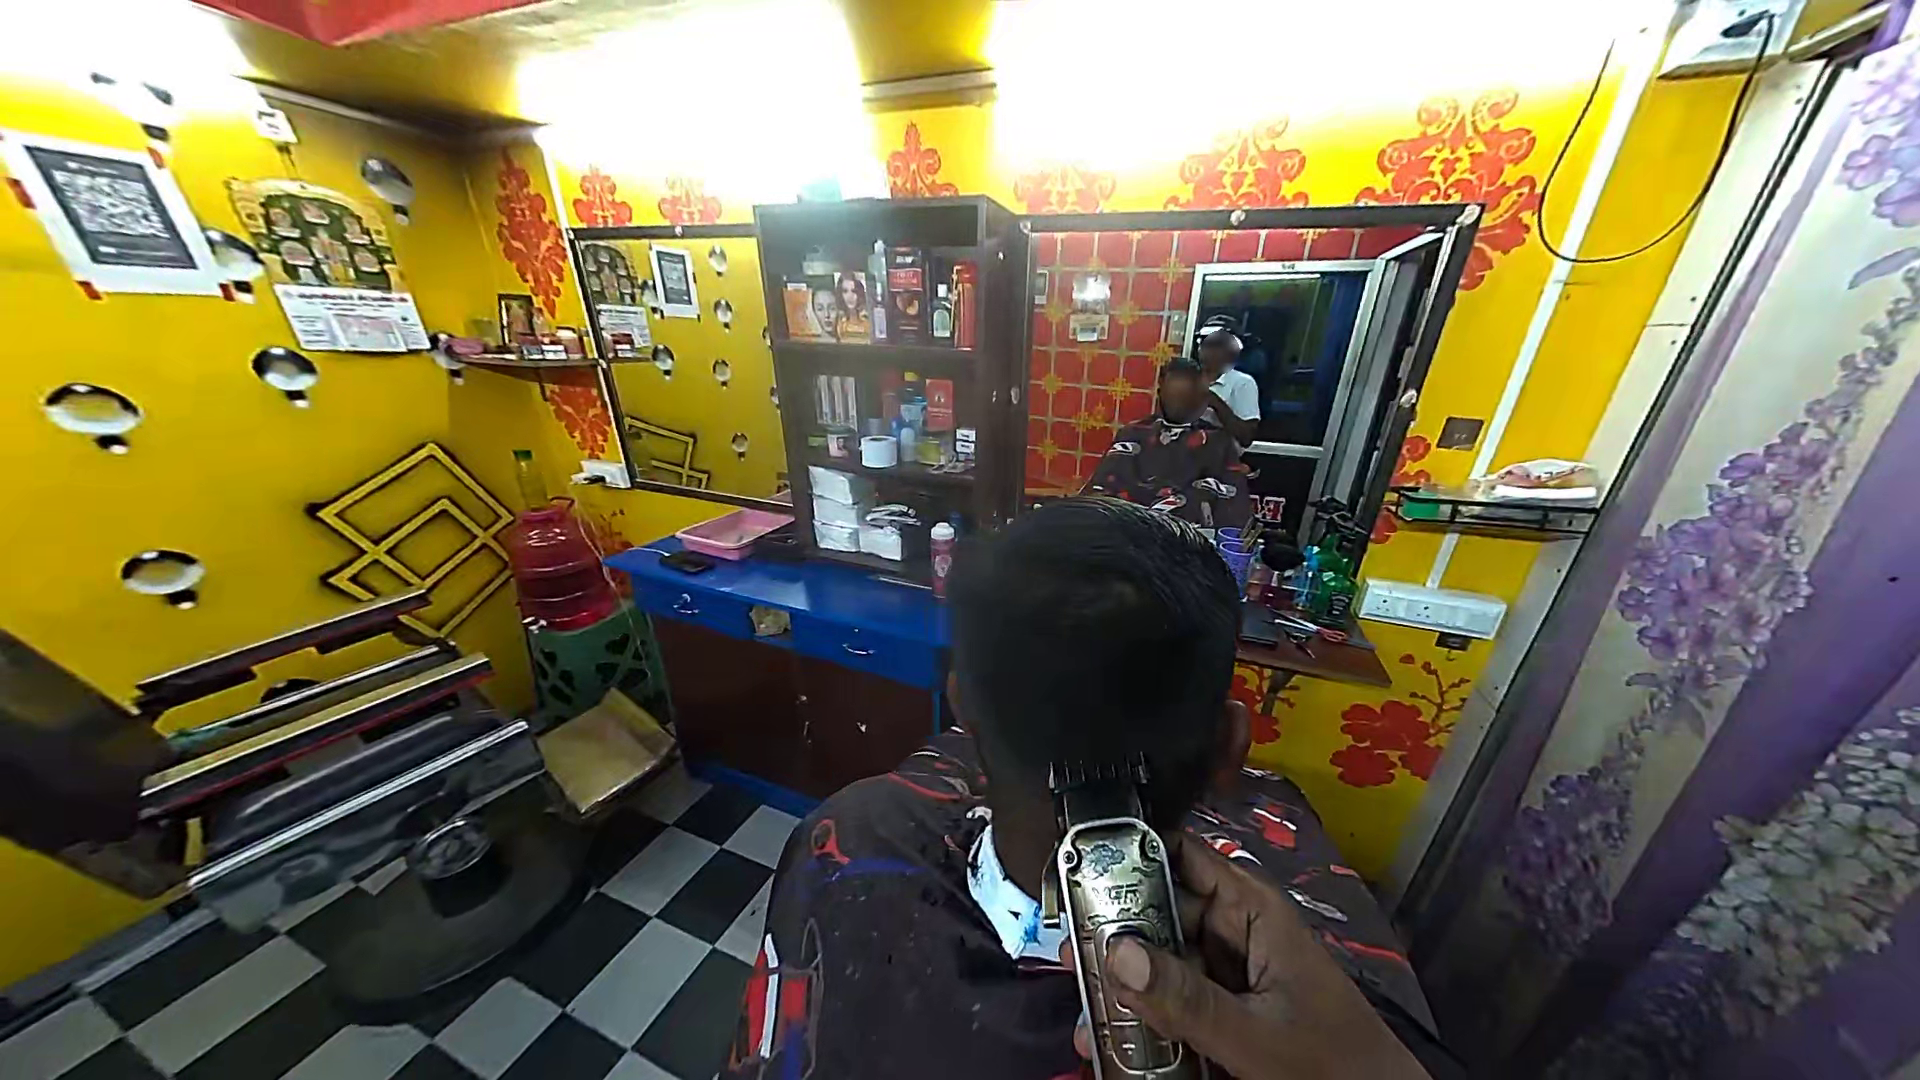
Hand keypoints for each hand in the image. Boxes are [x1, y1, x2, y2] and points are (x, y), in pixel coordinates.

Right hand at [1065, 832, 1428, 1078]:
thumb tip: (1112, 949)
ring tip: (1080, 1003)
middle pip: (1157, 908)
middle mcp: (1228, 925)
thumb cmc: (1337, 1068)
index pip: (1178, 853)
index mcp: (1246, 905)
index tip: (1079, 869)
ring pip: (1157, 957)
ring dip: (1120, 980)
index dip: (1130, 852)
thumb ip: (1187, 997)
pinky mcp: (1219, 1006)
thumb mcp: (1259, 1036)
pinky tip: (1107, 1039)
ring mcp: (1222, 968)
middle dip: (1112, 929)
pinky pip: (1169, 998)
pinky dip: (1140, 1016)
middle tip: (1068, 952)